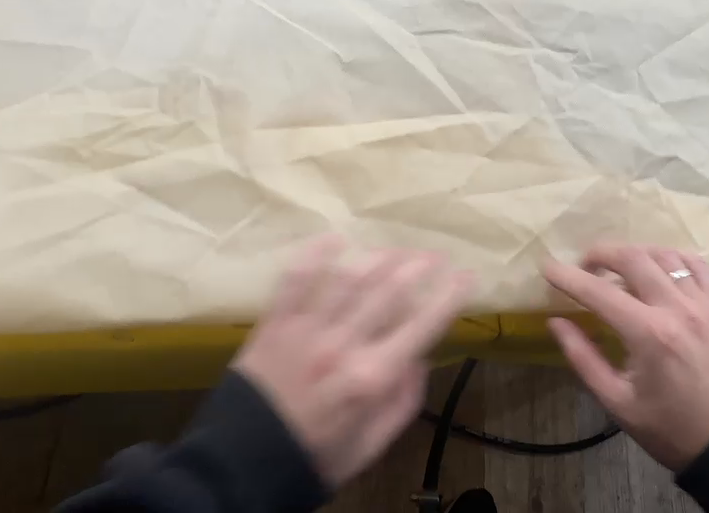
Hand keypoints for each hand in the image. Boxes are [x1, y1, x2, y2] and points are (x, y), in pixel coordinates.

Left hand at [233, 237, 474, 487]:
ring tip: (397, 247)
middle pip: (389, 290)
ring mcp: (307, 330)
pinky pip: (296, 278)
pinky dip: (316, 254)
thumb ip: (402, 402)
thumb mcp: (370, 446)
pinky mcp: (276, 323)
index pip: (422, 325)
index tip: (468, 275)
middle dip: (419, 265)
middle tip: (436, 254)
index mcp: (372, 377)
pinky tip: (336, 238)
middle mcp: (344, 345)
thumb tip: (421, 358)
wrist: (240, 469)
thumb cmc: (313, 458)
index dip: (450, 296)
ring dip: (379, 255)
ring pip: (349, 277)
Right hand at [543, 245, 708, 471]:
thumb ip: (583, 358)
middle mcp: (676, 308)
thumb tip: (556, 322)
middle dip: (601, 254)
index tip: (547, 266)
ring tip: (619, 268)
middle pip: (632, 257)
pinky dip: (673, 257)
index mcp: (648, 334)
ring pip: (664, 254)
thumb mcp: (618, 403)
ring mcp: (702, 303)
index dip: (568, 277)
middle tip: (584, 266)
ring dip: (635, 253)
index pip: (599, 292)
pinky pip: (696, 264)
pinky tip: (660, 268)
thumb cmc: (670, 428)